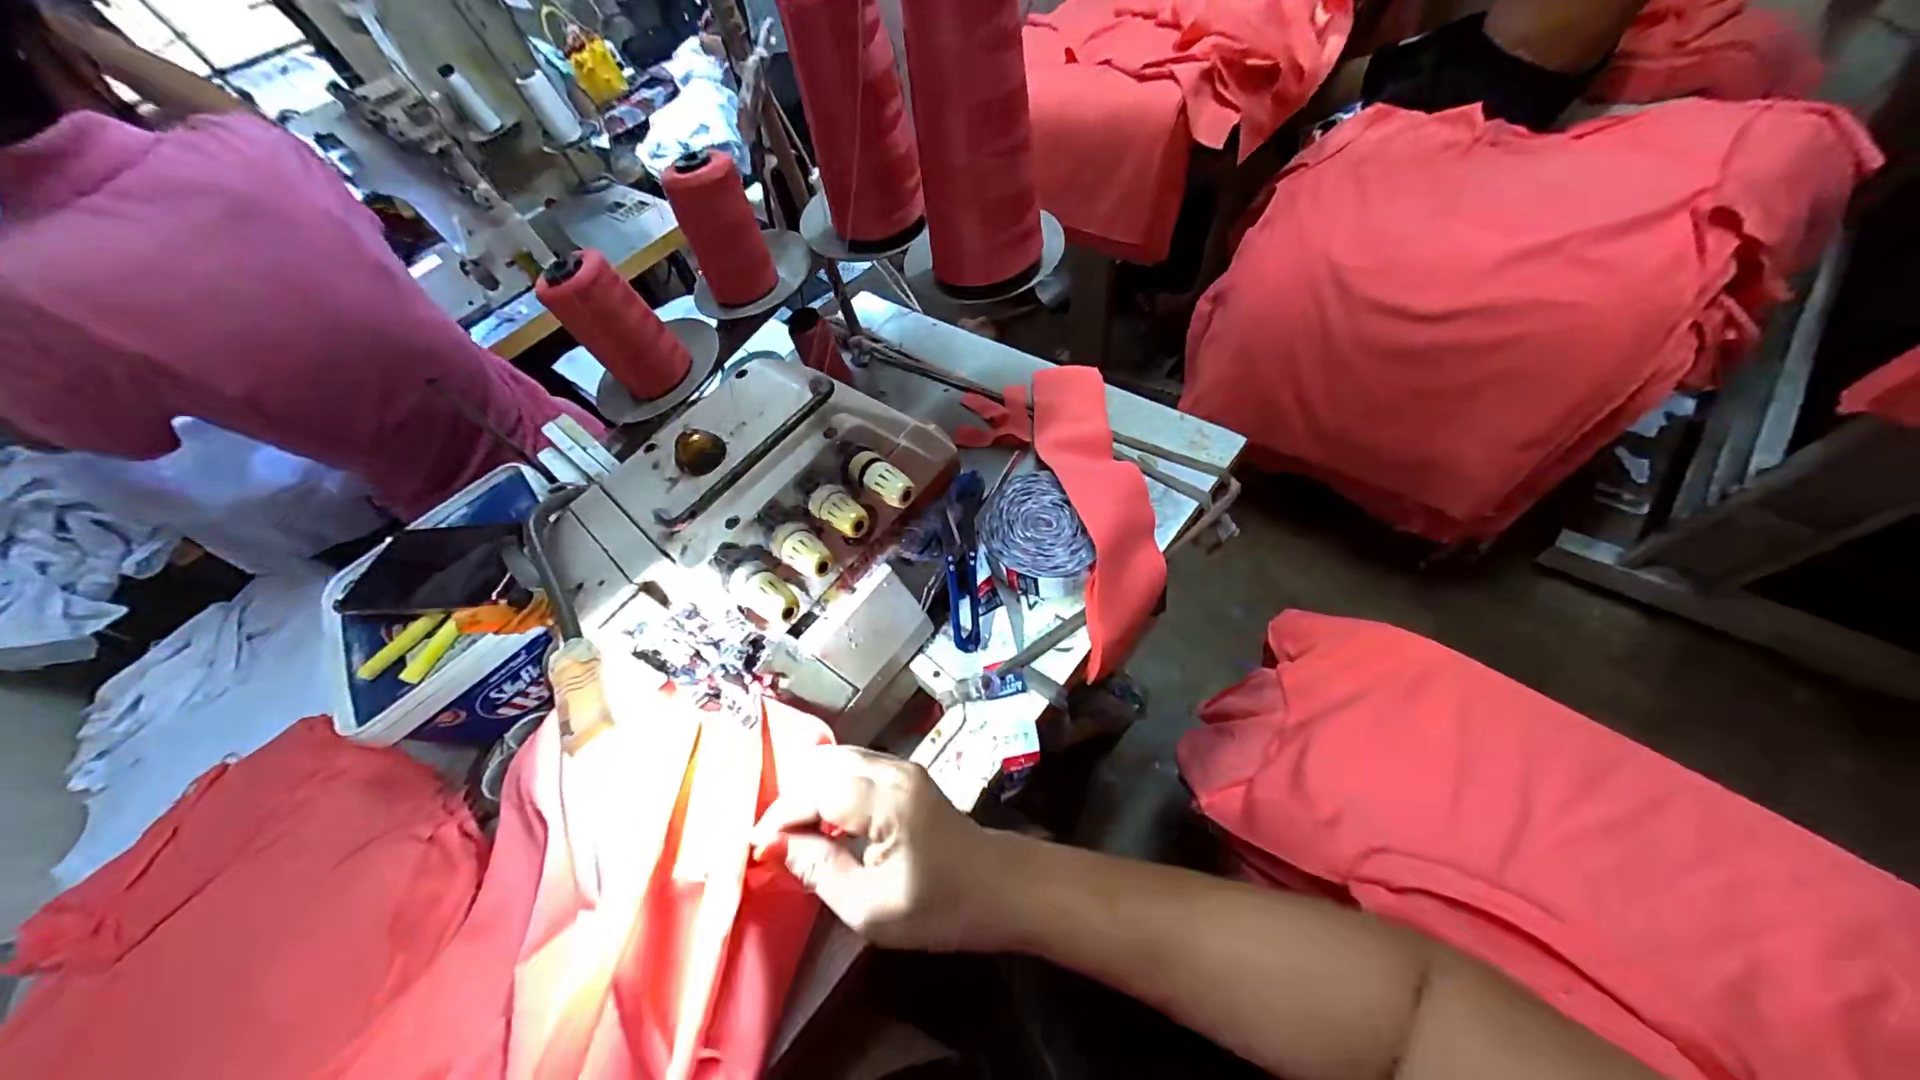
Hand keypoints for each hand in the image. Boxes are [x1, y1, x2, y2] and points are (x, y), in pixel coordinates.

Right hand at [751, 746, 1014, 951]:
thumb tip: (770, 846)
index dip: (781, 815)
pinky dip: (829, 787)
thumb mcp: (870, 908)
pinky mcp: (906, 774)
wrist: (1000, 888)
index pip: (816, 790)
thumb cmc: (939, 906)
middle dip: (791, 799)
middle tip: (772, 841)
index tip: (756, 848)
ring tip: (792, 833)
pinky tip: (824, 820)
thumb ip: (818, 870)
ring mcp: (902, 767)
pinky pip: (854, 767)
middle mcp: (893, 770)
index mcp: (887, 799)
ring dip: (809, 790)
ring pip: (837, 760)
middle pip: (824, 765)